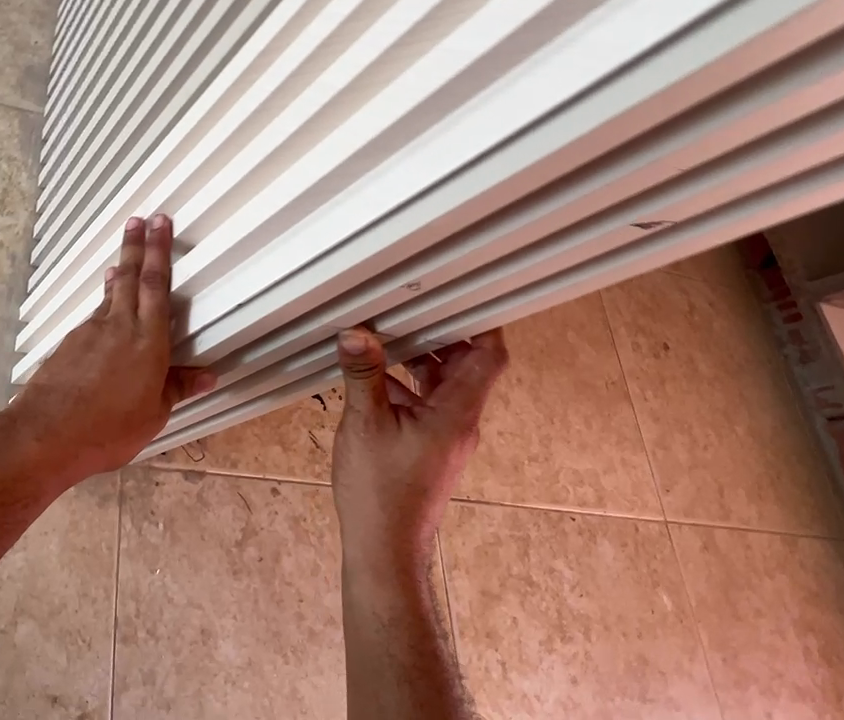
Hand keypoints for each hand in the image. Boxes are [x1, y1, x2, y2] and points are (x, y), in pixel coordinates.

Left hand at [4, 214, 215, 486]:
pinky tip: (105, 312)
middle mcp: (119, 326)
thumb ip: (177, 388)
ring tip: (124, 260)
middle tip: (140, 218)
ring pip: (110, 296)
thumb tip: (209, 375)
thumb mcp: (153, 415)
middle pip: (131, 277)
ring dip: (120, 275)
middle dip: (137, 246)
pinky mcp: (69, 344)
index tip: (160, 223)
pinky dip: (104, 305)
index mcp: (148, 341)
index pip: (157, 285)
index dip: (160, 251)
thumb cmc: (108, 429)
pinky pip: (94, 316)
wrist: (45, 433)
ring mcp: (90, 332)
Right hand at [331, 326, 507, 568]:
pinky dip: (405, 386)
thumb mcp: (365, 424)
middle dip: (440, 335)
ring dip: (419, 360)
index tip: (460, 295)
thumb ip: (364, 375)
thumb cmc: (380, 489)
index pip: (488, 357)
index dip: (481, 323)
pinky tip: (372, 379)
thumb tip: (355, 332)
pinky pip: (424, 405)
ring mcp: (444, 437)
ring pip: (441, 386)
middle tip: (411, 307)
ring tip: (386, 334)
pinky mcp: (427, 449)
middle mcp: (459, 422)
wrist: (384, 548)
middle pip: (465, 366)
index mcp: (456, 413)